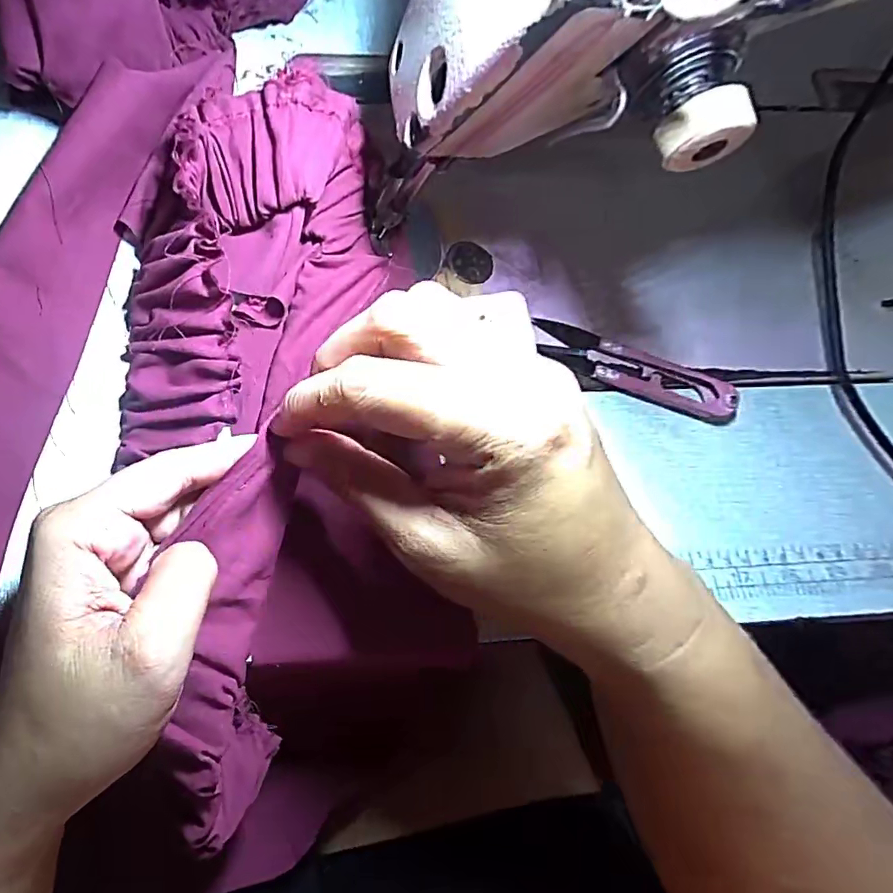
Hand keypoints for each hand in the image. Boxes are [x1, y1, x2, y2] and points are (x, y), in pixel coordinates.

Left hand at [0, 435, 255, 838]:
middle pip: (160, 491)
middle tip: (281, 466)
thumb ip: (187, 580)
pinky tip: (234, 533)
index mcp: (76, 530)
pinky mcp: (105, 580)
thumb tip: (206, 541)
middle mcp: (79, 528)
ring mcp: (90, 554)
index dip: (215, 459)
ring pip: (163, 518)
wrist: (37, 771)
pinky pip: (159, 548)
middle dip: (217, 482)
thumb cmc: (85, 719)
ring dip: (211, 511)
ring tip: (268, 491)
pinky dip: (196, 543)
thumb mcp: (149, 655)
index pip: (156, 476)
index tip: (269, 441)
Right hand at [271, 283, 709, 674]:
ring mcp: (533, 360)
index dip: (313, 401)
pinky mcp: (533, 362)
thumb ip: (354, 480)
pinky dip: (418, 337)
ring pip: (430, 305)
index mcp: (501, 426)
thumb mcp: (423, 543)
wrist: (610, 588)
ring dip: (376, 340)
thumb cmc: (518, 580)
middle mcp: (522, 373)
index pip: (377, 383)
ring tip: (359, 391)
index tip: (282, 429)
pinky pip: (462, 318)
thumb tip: (295, 440)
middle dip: (338, 354)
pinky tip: (410, 379)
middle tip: (318, 407)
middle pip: (403, 317)